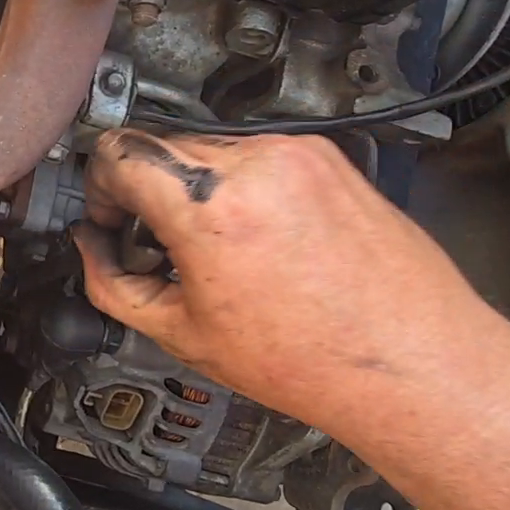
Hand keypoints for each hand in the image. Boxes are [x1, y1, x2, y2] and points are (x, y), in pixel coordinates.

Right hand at [72, 128, 509, 427]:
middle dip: (140, 189)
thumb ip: (112, 282)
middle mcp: (255, 165)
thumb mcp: (181, 332)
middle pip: (156, 145)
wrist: (416, 364)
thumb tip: (93, 247)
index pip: (117, 152)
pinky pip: (250, 154)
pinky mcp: (324, 158)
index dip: (97, 187)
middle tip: (152, 238)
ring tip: (207, 243)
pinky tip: (248, 234)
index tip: (108, 215)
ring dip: (186, 186)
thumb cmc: (313, 359)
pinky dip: (231, 184)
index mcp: (209, 206)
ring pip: (201, 147)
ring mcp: (295, 155)